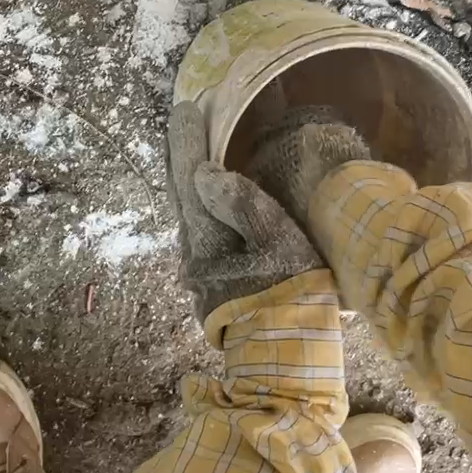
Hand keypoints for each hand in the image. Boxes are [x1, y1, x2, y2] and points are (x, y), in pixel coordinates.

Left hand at [168, 101, 325, 322]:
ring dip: (190, 175)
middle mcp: (192, 251)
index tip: (187, 108)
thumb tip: (205, 172)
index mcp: (207, 237)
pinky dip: (201, 199)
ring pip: (188, 209)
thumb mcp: (278, 245)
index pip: (190, 177)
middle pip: (181, 191)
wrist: (285, 363)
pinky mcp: (209, 279)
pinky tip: (210, 191)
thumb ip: (243, 205)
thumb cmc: (290, 297)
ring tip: (196, 147)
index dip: (188, 141)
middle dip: (182, 153)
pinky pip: (199, 225)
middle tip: (185, 119)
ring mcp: (197, 268)